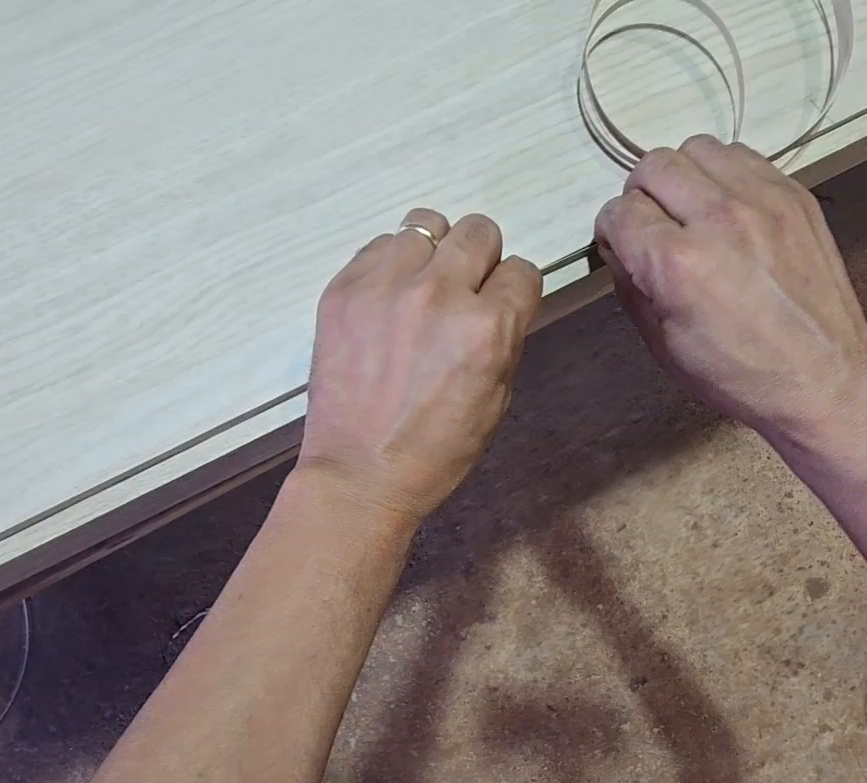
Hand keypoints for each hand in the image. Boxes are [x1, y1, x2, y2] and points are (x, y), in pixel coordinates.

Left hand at [299, 209, 542, 523]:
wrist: (359, 474)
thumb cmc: (436, 452)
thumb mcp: (496, 402)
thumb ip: (504, 340)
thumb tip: (501, 302)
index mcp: (487, 329)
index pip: (522, 271)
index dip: (515, 293)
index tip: (501, 308)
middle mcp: (439, 294)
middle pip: (479, 231)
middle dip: (481, 263)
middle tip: (463, 296)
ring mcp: (385, 286)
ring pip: (427, 225)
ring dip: (434, 255)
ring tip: (422, 292)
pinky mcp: (343, 288)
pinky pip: (381, 245)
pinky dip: (392, 267)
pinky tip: (387, 304)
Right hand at [595, 136, 866, 441]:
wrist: (821, 376)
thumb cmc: (737, 374)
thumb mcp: (664, 346)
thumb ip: (632, 288)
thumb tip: (620, 251)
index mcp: (677, 265)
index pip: (619, 213)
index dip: (612, 233)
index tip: (622, 249)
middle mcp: (717, 219)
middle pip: (652, 167)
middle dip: (640, 197)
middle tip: (652, 229)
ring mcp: (760, 199)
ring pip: (695, 149)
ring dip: (682, 178)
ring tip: (690, 214)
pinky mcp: (792, 194)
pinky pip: (740, 156)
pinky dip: (721, 176)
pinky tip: (726, 212)